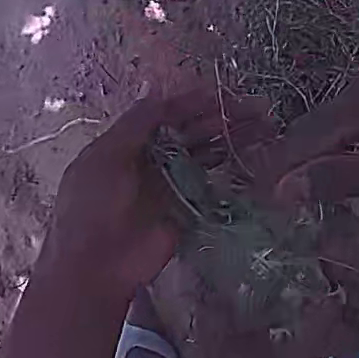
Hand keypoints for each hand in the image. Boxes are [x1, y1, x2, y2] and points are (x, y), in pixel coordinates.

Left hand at [35, 90, 261, 306]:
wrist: (96, 265)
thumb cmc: (93, 205)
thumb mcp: (106, 157)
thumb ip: (135, 125)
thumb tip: (159, 92)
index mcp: (129, 143)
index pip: (165, 115)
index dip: (193, 103)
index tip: (223, 94)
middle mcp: (152, 159)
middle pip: (190, 132)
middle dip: (221, 118)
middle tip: (258, 107)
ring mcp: (170, 184)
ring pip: (205, 154)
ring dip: (231, 139)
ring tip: (264, 126)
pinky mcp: (186, 208)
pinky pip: (211, 184)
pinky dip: (231, 170)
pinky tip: (254, 157)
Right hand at [259, 74, 358, 202]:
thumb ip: (328, 179)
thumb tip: (280, 191)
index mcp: (355, 99)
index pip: (302, 135)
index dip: (280, 166)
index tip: (259, 193)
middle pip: (312, 128)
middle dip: (292, 160)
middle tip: (273, 194)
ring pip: (330, 129)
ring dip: (313, 156)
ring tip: (295, 185)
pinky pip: (349, 128)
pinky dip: (336, 150)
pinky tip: (332, 168)